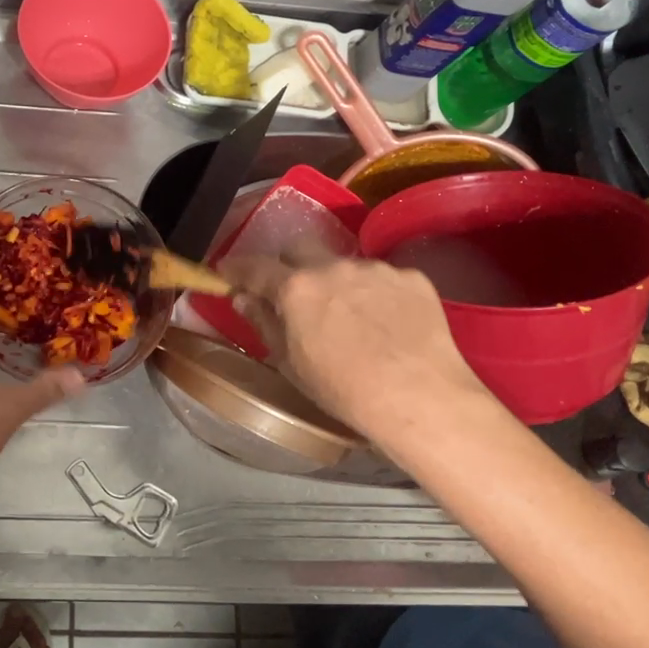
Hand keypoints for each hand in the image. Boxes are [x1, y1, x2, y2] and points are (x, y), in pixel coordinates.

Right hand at [221, 240, 495, 436]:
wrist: (420, 398)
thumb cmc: (344, 389)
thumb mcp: (290, 363)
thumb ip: (263, 323)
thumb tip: (244, 298)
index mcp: (296, 288)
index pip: (254, 267)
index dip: (237, 269)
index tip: (228, 273)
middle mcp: (333, 267)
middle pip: (299, 249)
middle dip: (290, 266)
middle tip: (294, 296)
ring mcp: (376, 269)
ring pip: (344, 265)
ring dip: (337, 283)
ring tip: (352, 319)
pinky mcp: (412, 278)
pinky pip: (383, 279)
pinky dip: (376, 295)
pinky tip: (386, 325)